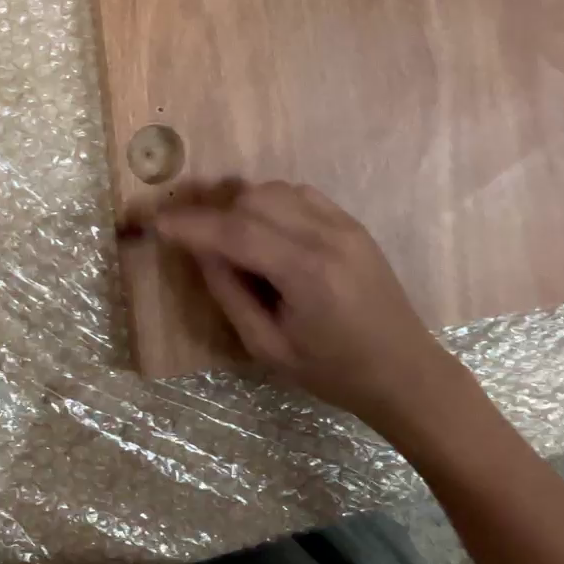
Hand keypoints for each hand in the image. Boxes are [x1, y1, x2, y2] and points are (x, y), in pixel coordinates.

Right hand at [155, 181, 471, 431]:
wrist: (406, 373)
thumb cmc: (334, 373)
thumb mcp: (269, 347)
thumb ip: (230, 293)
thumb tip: (199, 251)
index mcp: (309, 274)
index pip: (236, 233)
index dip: (192, 226)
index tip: (157, 223)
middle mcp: (328, 236)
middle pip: (252, 201)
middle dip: (213, 214)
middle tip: (189, 238)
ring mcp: (344, 224)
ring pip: (274, 189)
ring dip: (241, 207)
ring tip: (229, 241)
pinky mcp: (352, 223)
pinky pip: (298, 194)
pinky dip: (270, 204)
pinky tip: (264, 232)